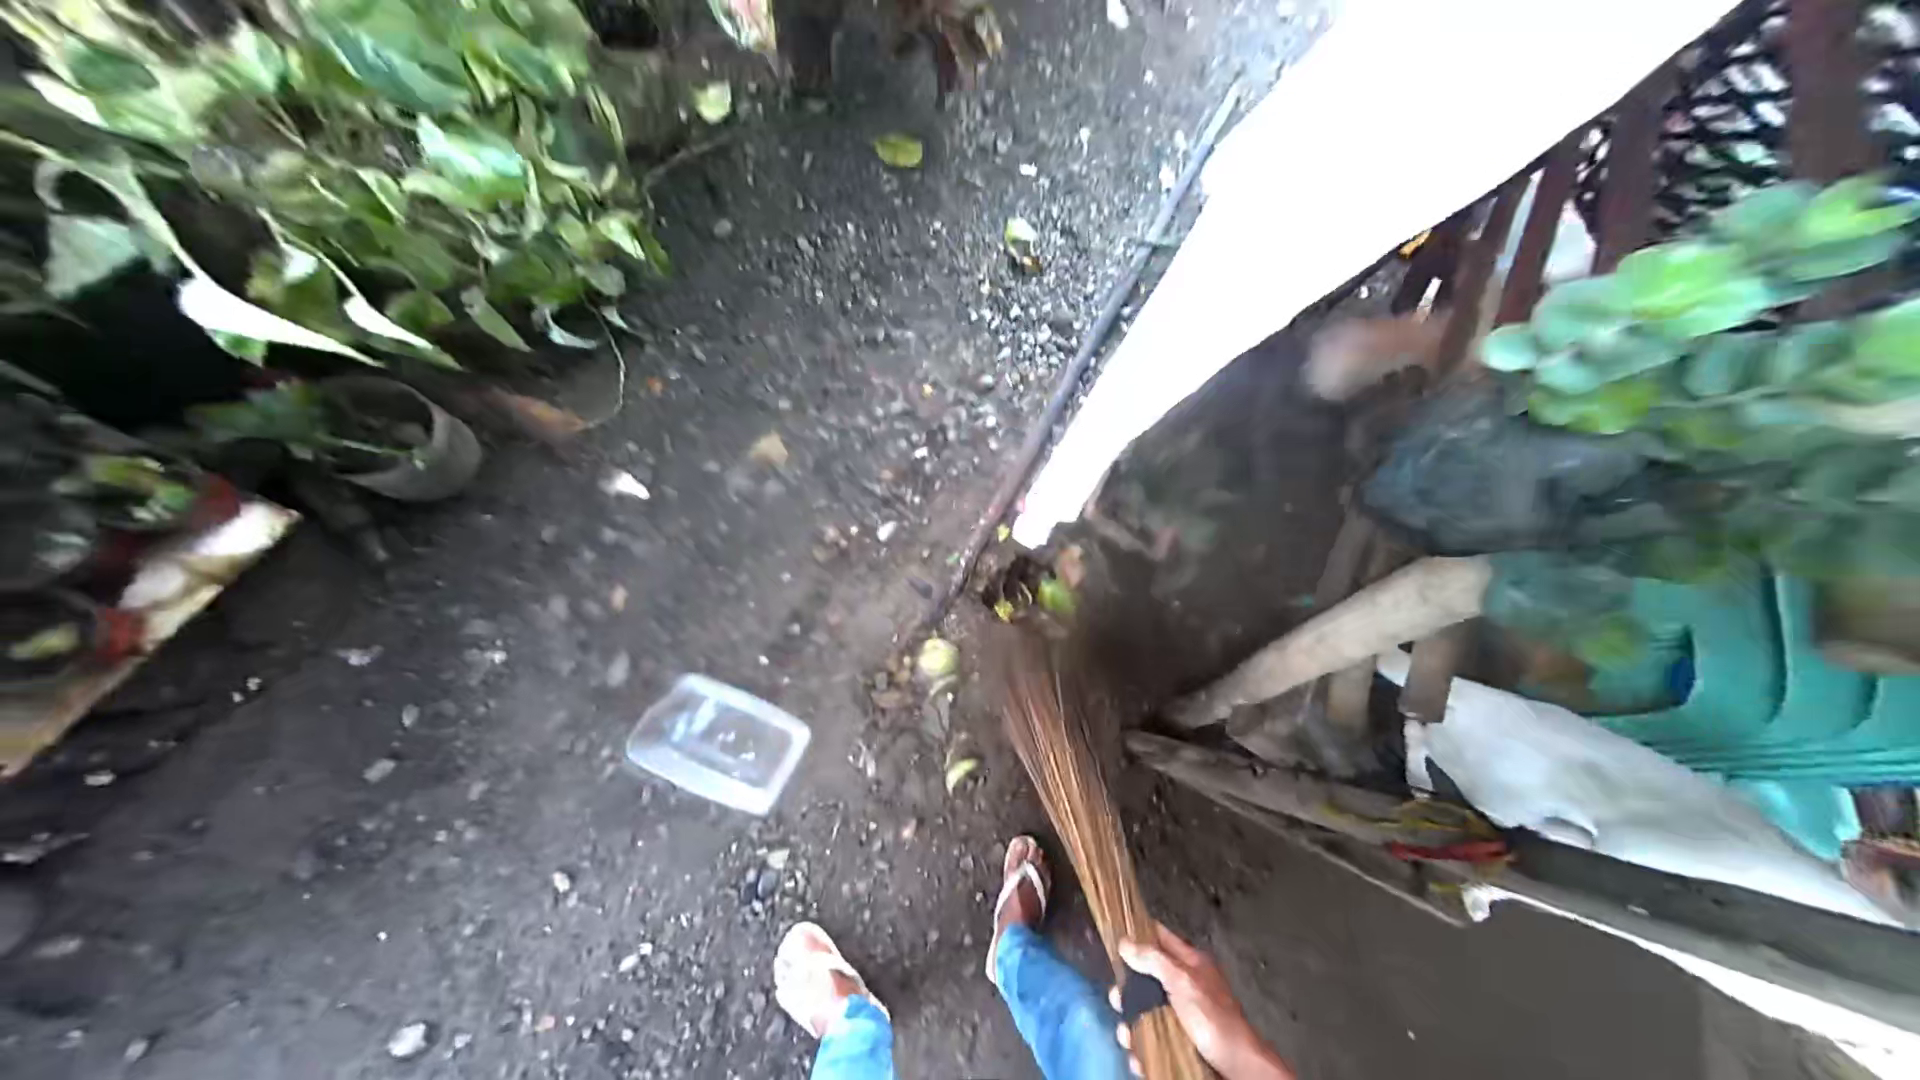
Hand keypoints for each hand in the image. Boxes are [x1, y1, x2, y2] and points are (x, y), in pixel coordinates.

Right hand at [1111, 923, 1294, 1079]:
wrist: (1240, 1069)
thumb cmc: (1213, 1019)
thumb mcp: (1183, 981)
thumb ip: (1153, 959)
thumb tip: (1124, 942)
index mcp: (1190, 962)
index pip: (1158, 936)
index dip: (1136, 934)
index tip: (1113, 941)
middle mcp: (1184, 984)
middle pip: (1147, 976)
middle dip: (1128, 990)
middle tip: (1117, 1001)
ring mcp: (1183, 1015)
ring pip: (1146, 1010)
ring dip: (1132, 1024)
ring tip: (1127, 1039)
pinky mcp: (1181, 1041)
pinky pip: (1154, 1038)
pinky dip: (1143, 1047)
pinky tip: (1139, 1058)